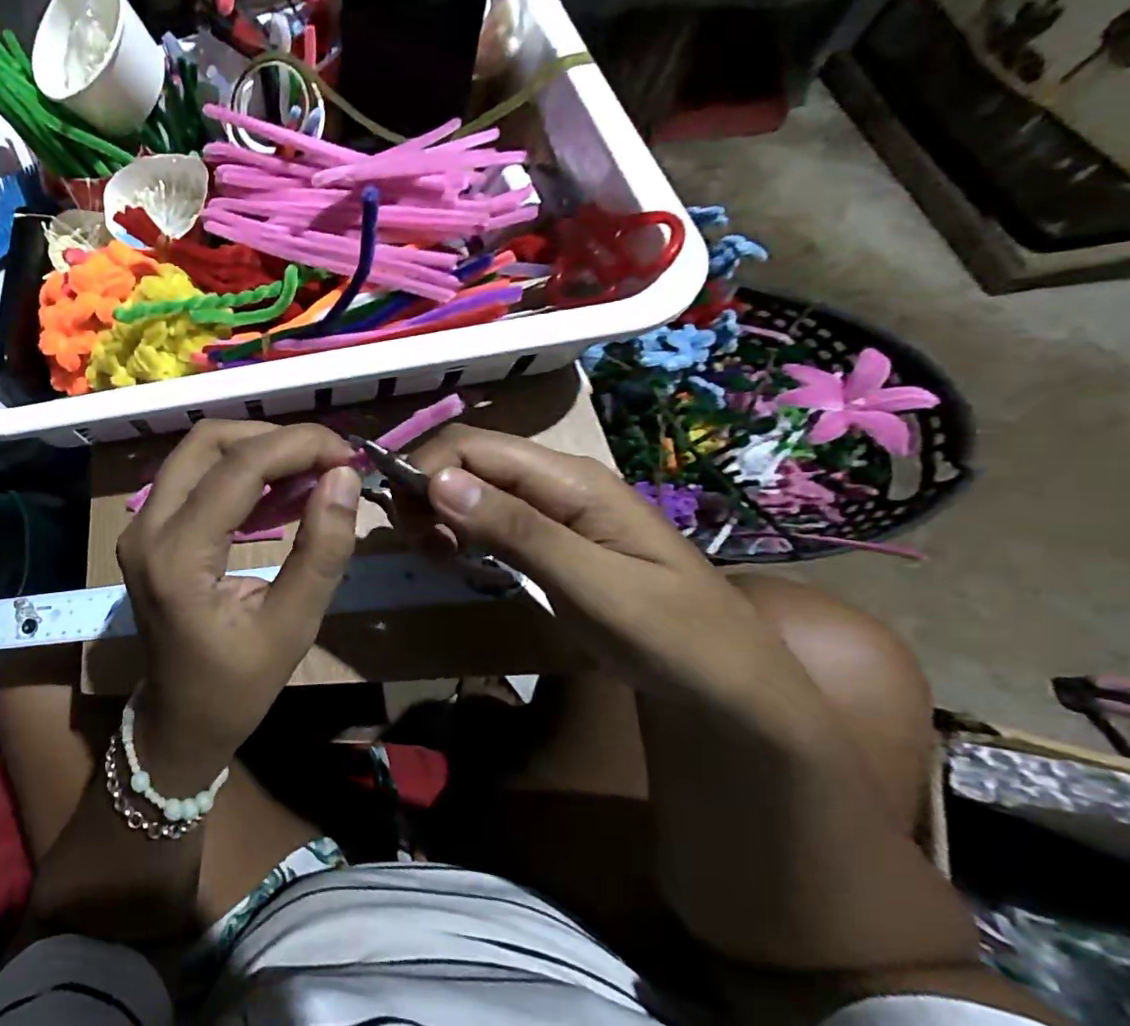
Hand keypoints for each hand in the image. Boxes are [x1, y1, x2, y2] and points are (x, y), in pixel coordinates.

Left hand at [117, 421, 360, 785]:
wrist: (180, 721)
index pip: (239, 468)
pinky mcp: (148, 530)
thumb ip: (322, 550)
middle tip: (329, 459)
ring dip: (258, 449)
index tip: (349, 455)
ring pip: (199, 451)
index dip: (299, 447)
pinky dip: (240, 469)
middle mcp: (146, 528)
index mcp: (177, 556)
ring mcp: (140, 526)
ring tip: (313, 470)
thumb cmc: (237, 686)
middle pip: (208, 441)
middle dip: (275, 438)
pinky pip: (194, 476)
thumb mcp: (293, 626)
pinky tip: (282, 490)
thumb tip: (344, 478)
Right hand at [406, 425, 796, 698]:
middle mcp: (560, 481)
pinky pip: (491, 518)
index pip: (476, 447)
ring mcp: (556, 510)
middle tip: (420, 546)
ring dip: (442, 512)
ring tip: (436, 556)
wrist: (725, 682)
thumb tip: (438, 481)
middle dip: (429, 491)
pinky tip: (459, 560)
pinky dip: (462, 531)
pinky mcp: (551, 538)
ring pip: (476, 488)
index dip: (427, 469)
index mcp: (573, 479)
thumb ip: (517, 531)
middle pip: (472, 461)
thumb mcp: (592, 585)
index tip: (404, 523)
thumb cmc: (669, 633)